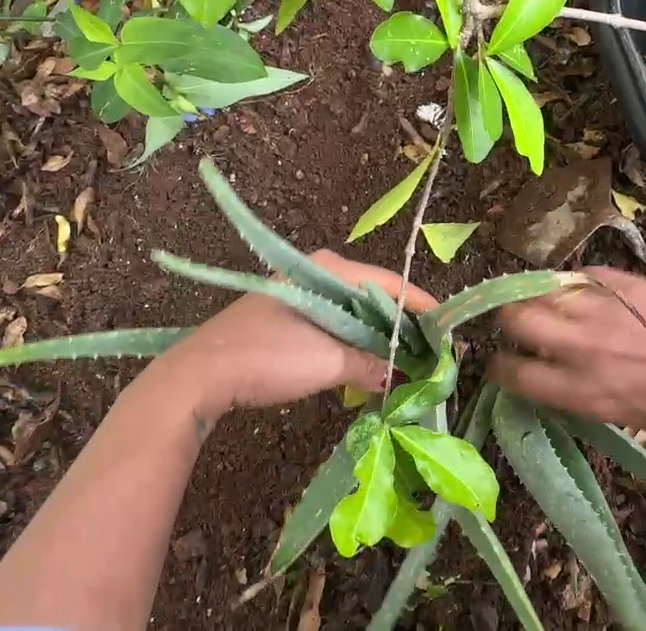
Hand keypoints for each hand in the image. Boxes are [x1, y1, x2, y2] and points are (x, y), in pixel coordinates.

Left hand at [150, 250, 436, 420]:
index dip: (421, 307)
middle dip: (400, 324)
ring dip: (375, 335)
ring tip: (401, 360)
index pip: (392, 283)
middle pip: (374, 295)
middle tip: (427, 350)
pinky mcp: (286, 313)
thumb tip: (400, 374)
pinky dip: (352, 340)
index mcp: (332, 269)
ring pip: (353, 310)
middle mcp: (318, 271)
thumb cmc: (268, 358)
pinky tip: (363, 362)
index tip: (447, 330)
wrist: (198, 376)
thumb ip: (371, 364)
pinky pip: (333, 321)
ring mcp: (300, 290)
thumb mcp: (329, 363)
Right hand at [492, 268, 645, 435]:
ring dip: (535, 299)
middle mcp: (581, 347)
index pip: (515, 373)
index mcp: (582, 391)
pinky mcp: (619, 280)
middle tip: (519, 327)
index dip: (501, 368)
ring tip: (547, 305)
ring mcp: (599, 307)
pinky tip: (582, 293)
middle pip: (514, 319)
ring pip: (539, 290)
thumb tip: (551, 376)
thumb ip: (580, 394)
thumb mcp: (625, 417)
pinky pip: (576, 276)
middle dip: (506, 322)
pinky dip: (570, 285)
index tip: (505, 364)